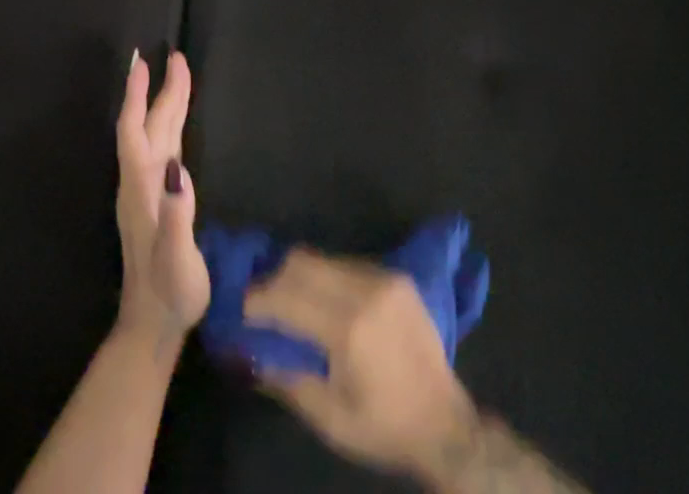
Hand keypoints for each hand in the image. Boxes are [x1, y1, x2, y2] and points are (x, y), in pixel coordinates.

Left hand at [114, 51, 208, 344]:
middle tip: (175, 57)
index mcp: (142, 190)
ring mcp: (143, 194)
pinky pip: (157, 151)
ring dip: (161, 105)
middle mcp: (138, 185)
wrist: (152, 322)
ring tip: (173, 79)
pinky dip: (164, 127)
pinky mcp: (152, 203)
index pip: (137, 131)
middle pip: (146, 127)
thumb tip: (178, 170)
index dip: (139, 96)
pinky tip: (172, 126)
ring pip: (152, 137)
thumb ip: (177, 217)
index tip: (149, 61)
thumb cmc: (170, 293)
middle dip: (159, 91)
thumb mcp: (177, 260)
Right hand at [243, 250, 479, 480]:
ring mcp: (386, 281)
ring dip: (299, 279)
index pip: (284, 297)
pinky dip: (325, 279)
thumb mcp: (328, 417)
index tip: (241, 316)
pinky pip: (346, 265)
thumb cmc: (384, 428)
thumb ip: (284, 378)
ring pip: (322, 259)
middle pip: (300, 263)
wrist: (447, 428)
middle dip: (273, 282)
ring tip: (292, 306)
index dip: (255, 303)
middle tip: (263, 308)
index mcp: (348, 328)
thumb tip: (245, 352)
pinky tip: (324, 306)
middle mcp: (367, 292)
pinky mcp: (398, 280)